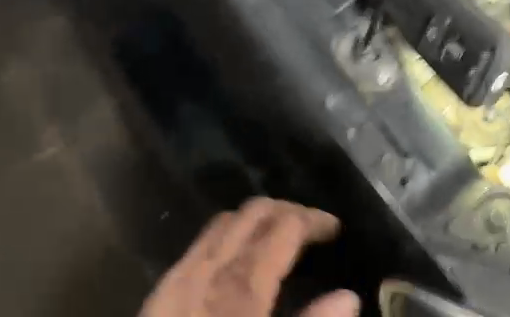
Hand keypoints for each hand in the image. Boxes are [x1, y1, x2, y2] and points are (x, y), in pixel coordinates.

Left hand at [140, 198, 359, 316]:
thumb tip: (348, 298)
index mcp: (244, 285)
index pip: (286, 226)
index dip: (314, 220)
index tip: (335, 229)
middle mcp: (213, 268)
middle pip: (255, 212)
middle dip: (287, 211)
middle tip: (311, 230)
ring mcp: (183, 275)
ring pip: (226, 221)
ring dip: (257, 220)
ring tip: (278, 237)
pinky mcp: (162, 291)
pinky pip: (201, 242)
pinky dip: (228, 235)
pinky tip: (234, 261)